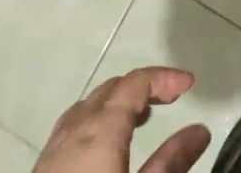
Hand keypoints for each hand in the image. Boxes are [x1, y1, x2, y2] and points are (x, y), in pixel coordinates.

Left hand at [33, 67, 210, 172]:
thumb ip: (171, 163)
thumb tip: (199, 131)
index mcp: (100, 131)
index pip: (134, 83)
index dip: (163, 78)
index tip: (189, 85)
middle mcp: (73, 131)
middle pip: (109, 90)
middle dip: (141, 87)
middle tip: (171, 99)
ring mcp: (52, 151)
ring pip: (87, 108)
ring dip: (117, 104)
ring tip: (141, 118)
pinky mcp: (41, 170)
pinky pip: (71, 128)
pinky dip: (96, 122)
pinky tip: (104, 148)